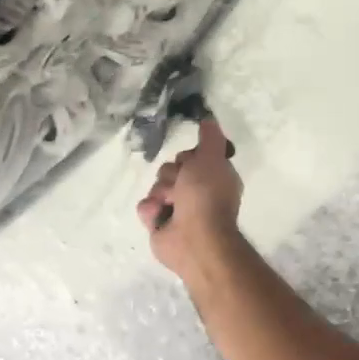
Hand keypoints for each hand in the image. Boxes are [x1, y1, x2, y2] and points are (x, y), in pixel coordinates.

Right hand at [136, 117, 243, 280]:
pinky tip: (160, 217)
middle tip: (180, 187)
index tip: (190, 164)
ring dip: (160, 194)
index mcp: (212, 177)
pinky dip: (151, 210)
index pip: (191, 156)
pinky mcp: (159, 223)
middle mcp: (196, 192)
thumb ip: (211, 138)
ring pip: (156, 186)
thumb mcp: (211, 158)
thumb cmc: (206, 196)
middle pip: (170, 169)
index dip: (187, 158)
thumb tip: (209, 120)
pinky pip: (145, 206)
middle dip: (171, 176)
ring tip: (169, 205)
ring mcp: (177, 209)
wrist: (194, 239)